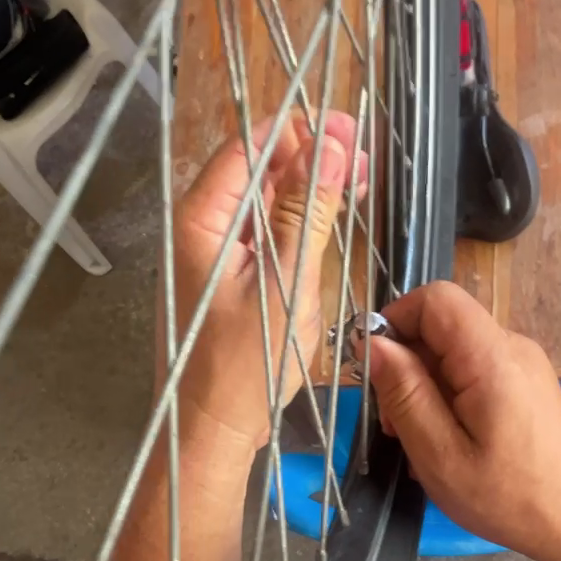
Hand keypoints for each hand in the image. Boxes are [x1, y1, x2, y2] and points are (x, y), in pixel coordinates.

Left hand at [165, 112, 362, 450]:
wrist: (211, 430)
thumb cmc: (244, 367)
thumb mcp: (285, 285)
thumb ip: (307, 214)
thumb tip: (332, 146)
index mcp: (200, 221)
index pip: (249, 147)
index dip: (301, 130)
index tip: (350, 130)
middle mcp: (197, 229)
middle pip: (255, 172)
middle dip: (309, 160)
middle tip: (362, 162)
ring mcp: (208, 257)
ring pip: (261, 205)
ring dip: (305, 193)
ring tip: (355, 186)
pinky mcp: (223, 282)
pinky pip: (260, 239)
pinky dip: (293, 227)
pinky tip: (325, 225)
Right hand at [365, 282, 560, 560]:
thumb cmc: (510, 496)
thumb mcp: (441, 454)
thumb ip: (405, 394)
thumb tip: (374, 345)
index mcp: (490, 356)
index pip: (434, 298)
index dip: (395, 322)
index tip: (374, 371)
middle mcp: (510, 346)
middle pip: (441, 326)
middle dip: (405, 366)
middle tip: (393, 425)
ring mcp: (521, 364)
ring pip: (452, 352)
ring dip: (423, 388)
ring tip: (419, 441)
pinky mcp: (524, 384)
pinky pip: (471, 373)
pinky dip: (446, 399)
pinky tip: (447, 442)